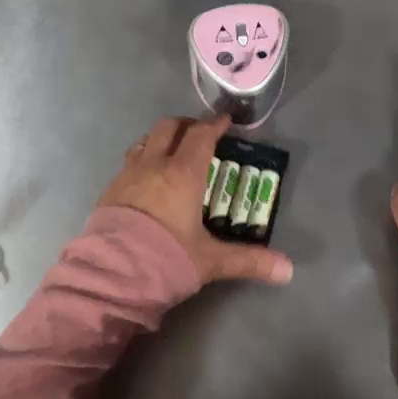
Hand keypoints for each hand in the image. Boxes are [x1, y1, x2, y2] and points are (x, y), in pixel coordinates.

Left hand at [98, 115, 293, 284]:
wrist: (110, 277)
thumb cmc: (166, 260)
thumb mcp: (211, 261)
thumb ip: (248, 261)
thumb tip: (288, 270)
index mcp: (182, 174)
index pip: (201, 136)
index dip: (215, 125)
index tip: (226, 121)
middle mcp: (153, 165)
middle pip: (168, 127)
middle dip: (187, 124)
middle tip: (201, 134)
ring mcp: (127, 176)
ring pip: (144, 141)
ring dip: (161, 139)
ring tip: (173, 152)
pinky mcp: (109, 191)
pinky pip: (129, 163)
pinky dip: (143, 160)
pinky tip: (148, 180)